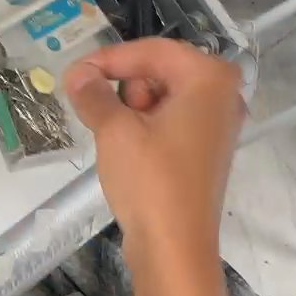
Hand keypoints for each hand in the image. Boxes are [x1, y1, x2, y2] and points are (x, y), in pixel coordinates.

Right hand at [65, 39, 244, 295]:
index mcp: (208, 78)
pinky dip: (144, 129)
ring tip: (107, 134)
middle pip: (161, 72)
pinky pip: (170, 125)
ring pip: (163, 100)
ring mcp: (216, 126)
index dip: (109, 59)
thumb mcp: (115, 132)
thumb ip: (94, 97)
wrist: (174, 244)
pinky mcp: (204, 153)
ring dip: (130, 110)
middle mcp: (221, 95)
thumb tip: (77, 75)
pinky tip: (123, 150)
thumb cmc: (151, 181)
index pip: (153, 51)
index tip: (74, 74)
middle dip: (122, 85)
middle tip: (90, 108)